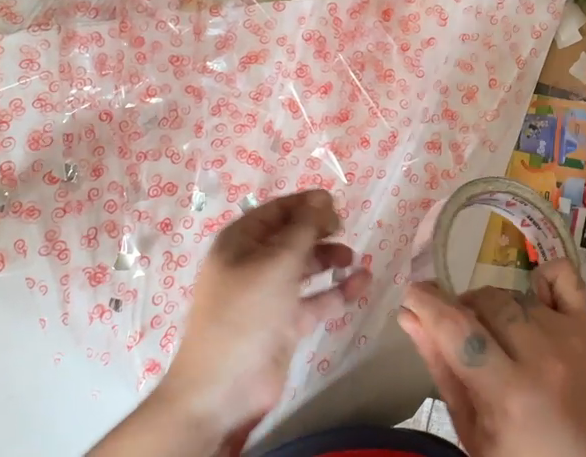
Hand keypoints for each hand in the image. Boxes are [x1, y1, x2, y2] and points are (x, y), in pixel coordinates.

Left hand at [89, 189, 372, 456]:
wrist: (223, 387)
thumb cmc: (247, 311)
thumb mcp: (277, 261)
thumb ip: (305, 226)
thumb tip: (322, 198)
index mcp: (240, 243)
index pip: (276, 210)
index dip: (305, 204)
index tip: (336, 203)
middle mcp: (253, 264)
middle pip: (292, 237)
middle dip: (320, 231)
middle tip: (344, 229)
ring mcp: (269, 295)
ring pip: (306, 268)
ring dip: (330, 260)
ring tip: (352, 259)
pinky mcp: (285, 323)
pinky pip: (316, 299)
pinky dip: (337, 291)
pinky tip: (361, 284)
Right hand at [398, 260, 585, 456]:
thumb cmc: (512, 452)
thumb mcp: (468, 424)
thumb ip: (440, 367)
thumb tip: (409, 316)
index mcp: (508, 393)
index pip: (459, 332)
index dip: (430, 306)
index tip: (412, 293)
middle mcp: (541, 357)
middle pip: (489, 304)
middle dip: (464, 308)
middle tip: (460, 330)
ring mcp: (568, 337)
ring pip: (516, 293)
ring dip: (496, 307)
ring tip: (497, 335)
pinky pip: (564, 275)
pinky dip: (544, 276)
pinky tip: (533, 296)